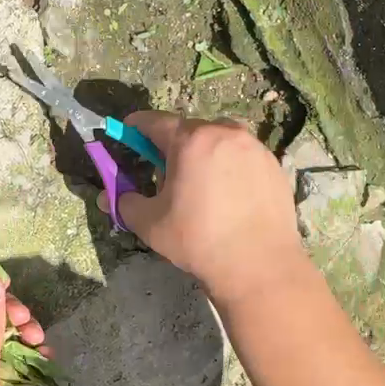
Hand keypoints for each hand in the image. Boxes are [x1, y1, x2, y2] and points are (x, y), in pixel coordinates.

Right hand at [109, 112, 308, 303]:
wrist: (258, 264)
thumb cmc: (198, 240)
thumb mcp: (151, 224)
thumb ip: (126, 204)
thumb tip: (111, 198)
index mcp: (191, 141)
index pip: (155, 122)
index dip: (137, 126)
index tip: (127, 130)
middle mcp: (225, 133)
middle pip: (191, 130)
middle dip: (174, 146)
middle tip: (166, 173)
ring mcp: (254, 147)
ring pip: (221, 141)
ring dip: (205, 154)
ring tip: (201, 184)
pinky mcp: (274, 166)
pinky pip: (243, 158)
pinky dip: (230, 168)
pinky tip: (228, 197)